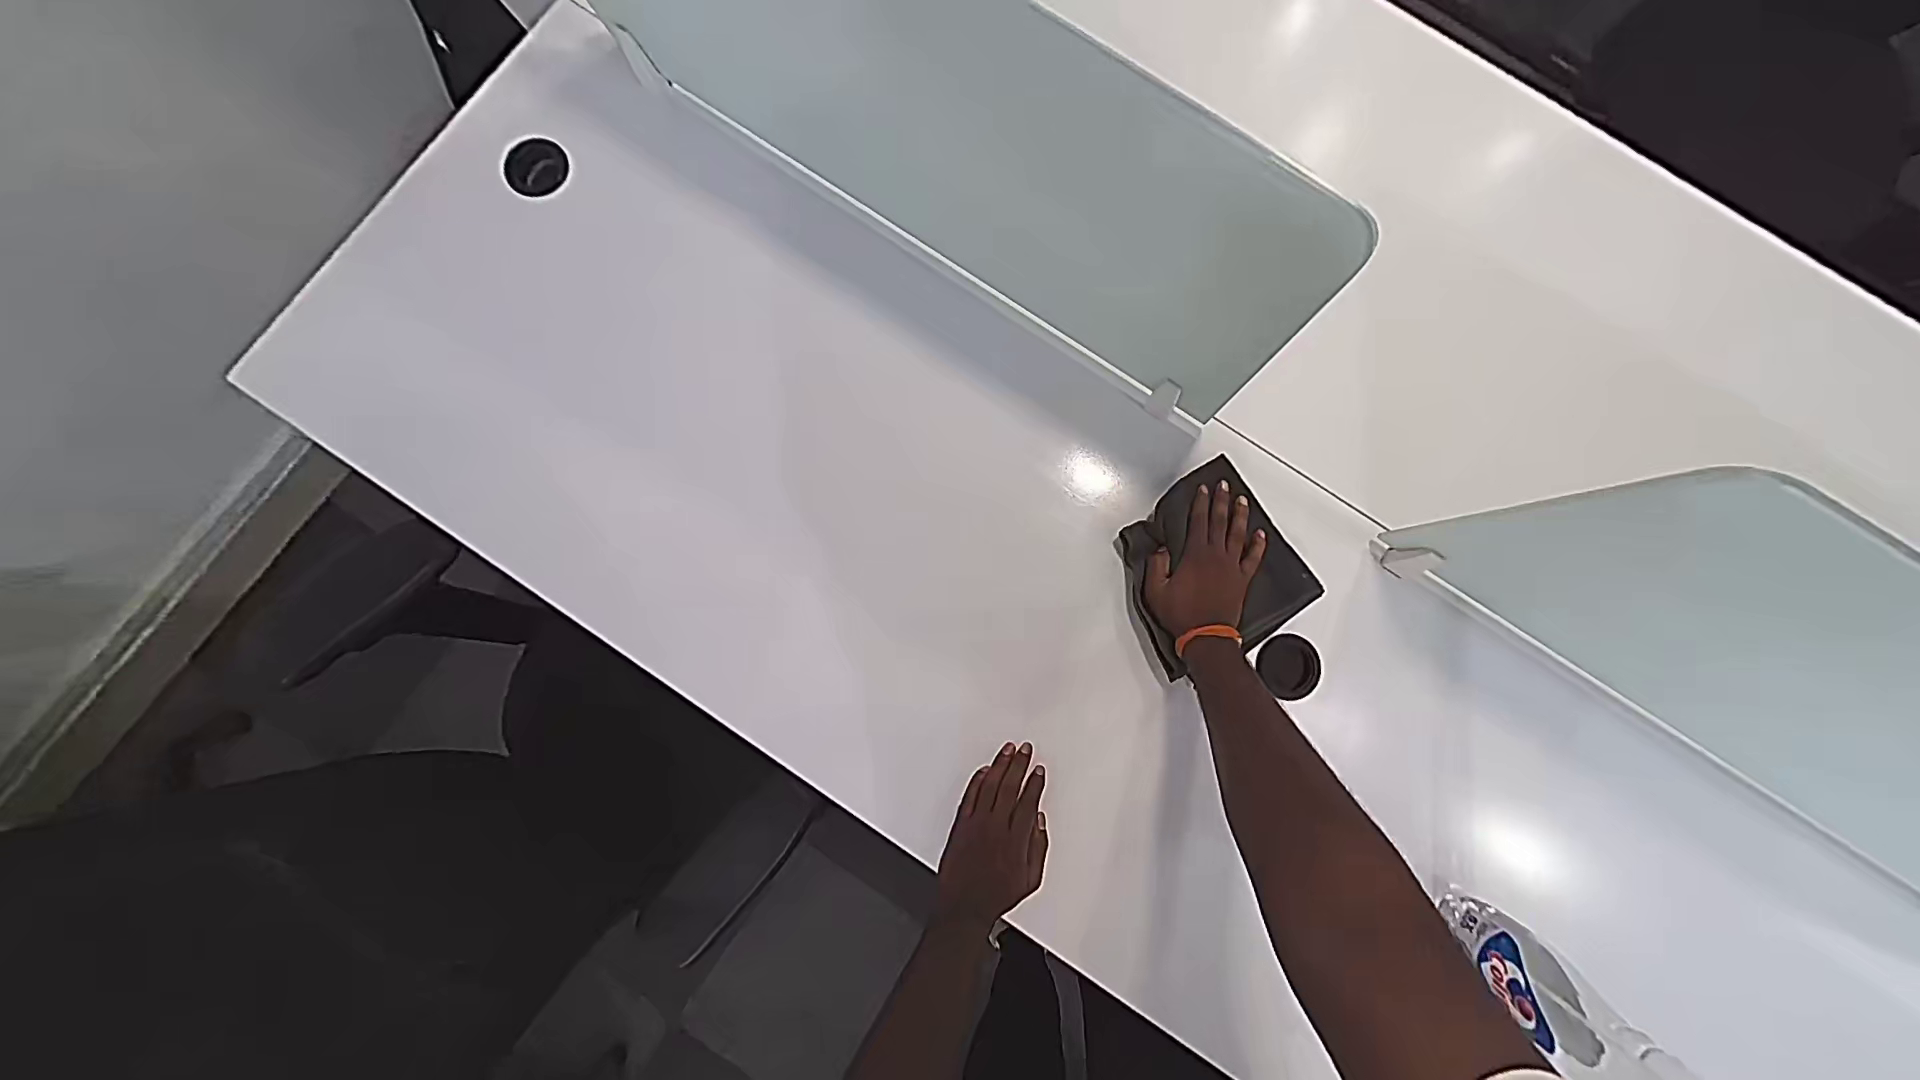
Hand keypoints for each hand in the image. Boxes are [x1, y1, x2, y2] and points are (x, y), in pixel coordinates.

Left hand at [933, 742, 1047, 933]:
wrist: (963, 906)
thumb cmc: (996, 895)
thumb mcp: (1030, 879)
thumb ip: (1038, 847)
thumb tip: (1039, 822)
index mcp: (1015, 839)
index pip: (1028, 801)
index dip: (1035, 783)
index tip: (1039, 770)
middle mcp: (995, 826)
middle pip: (1010, 786)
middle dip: (1019, 764)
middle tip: (1025, 749)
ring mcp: (976, 823)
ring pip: (990, 785)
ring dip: (1000, 765)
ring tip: (1007, 750)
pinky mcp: (961, 825)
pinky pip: (970, 795)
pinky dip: (977, 780)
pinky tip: (984, 770)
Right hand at [1145, 480, 1267, 637]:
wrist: (1206, 636)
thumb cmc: (1182, 615)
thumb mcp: (1156, 590)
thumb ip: (1157, 566)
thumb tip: (1160, 550)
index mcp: (1195, 556)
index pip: (1198, 522)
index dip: (1200, 504)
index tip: (1203, 490)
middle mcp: (1216, 557)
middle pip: (1220, 522)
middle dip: (1221, 501)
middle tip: (1224, 487)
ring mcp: (1232, 568)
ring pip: (1238, 534)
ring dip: (1240, 516)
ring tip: (1242, 501)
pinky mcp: (1241, 580)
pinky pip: (1252, 558)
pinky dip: (1257, 545)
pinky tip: (1260, 535)